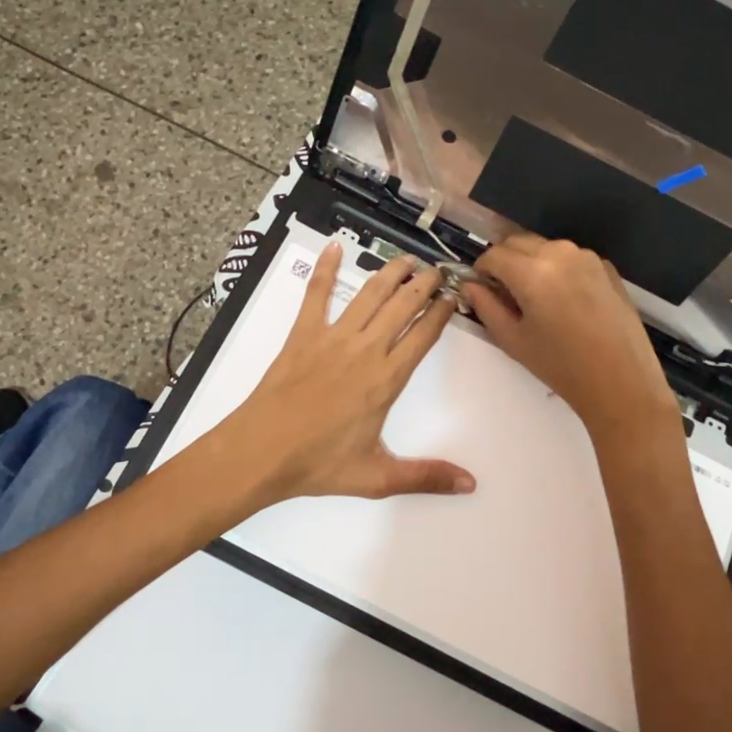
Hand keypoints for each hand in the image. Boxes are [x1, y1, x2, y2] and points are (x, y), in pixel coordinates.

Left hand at [220, 242, 474, 505]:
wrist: (261, 451)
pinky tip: (334, 247)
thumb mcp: (377, 477)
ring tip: (406, 260)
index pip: (423, 337)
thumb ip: (426, 476)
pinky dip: (326, 269)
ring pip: (368, 295)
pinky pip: (316, 295)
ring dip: (390, 273)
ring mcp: (332, 338)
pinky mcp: (302, 335)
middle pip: (401, 307)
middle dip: (423, 285)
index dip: (441, 313)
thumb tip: (471, 484)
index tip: (454, 297)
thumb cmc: (319, 465)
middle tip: (437, 272)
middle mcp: (365, 351)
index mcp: (386, 380)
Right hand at [461, 235, 677, 432]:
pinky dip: (559, 269)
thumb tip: (471, 286)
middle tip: (504, 294)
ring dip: (531, 263)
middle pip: (519, 242)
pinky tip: (565, 302)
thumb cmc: (561, 366)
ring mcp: (588, 257)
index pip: (493, 254)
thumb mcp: (513, 340)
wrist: (621, 382)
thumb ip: (486, 307)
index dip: (481, 270)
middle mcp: (560, 253)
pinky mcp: (607, 268)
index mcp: (532, 271)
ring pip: (545, 247)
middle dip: (505, 262)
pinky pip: (571, 258)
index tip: (480, 288)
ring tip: (535, 299)